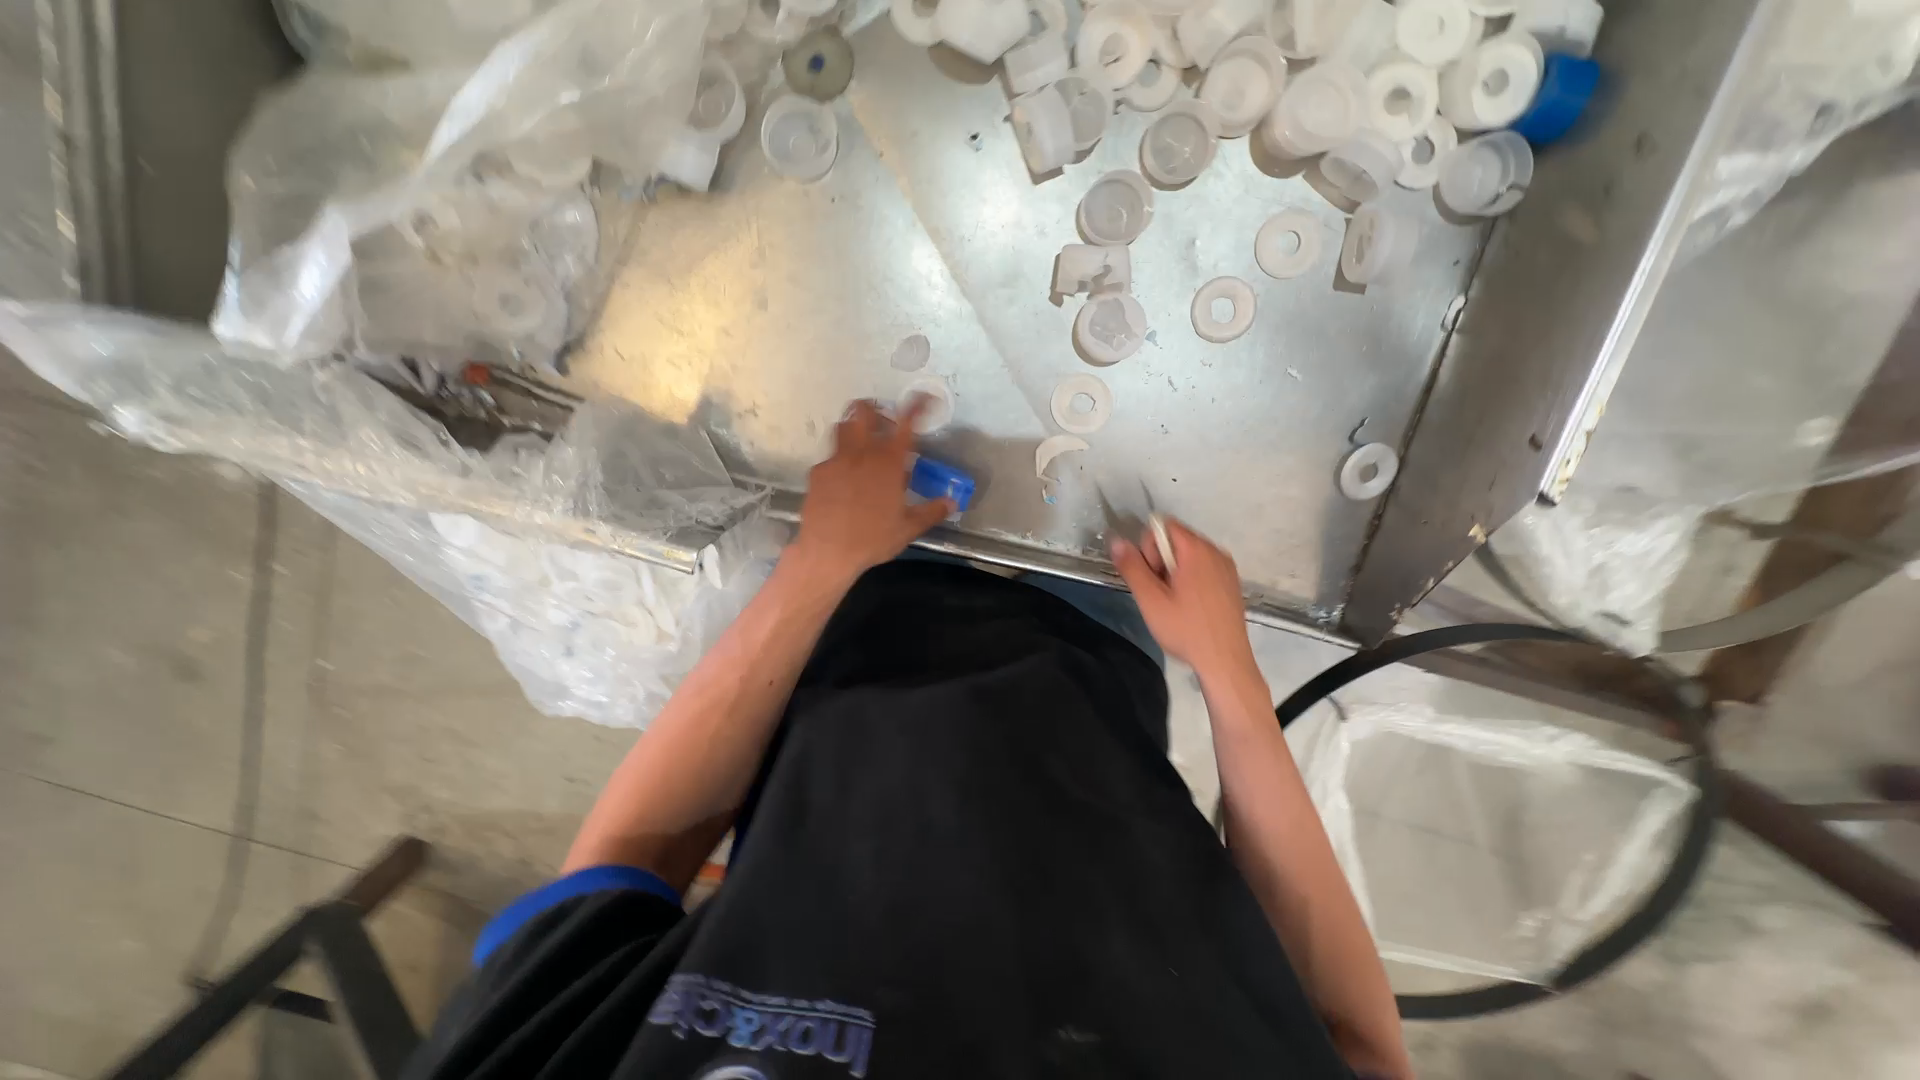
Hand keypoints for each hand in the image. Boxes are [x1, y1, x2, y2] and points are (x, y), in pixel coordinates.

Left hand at [789, 398, 953, 586]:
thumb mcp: (908, 528)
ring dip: (853, 429)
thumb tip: (951, 502)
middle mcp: (862, 454)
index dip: (916, 406)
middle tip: (881, 420)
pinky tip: (841, 480)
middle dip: (873, 409)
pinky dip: (838, 462)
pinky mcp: (817, 473)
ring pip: (842, 428)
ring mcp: (836, 461)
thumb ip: (931, 511)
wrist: (828, 552)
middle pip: (863, 412)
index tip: (923, 399)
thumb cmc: (873, 539)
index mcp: (889, 463)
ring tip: (860, 443)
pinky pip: (829, 458)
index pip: (906, 424)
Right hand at [1110, 517, 1255, 678]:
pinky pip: (1204, 568)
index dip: (1149, 548)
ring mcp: (1227, 567)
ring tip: (1175, 603)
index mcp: (1196, 550)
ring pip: (1189, 555)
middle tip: (1161, 594)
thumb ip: (1132, 567)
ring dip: (1174, 572)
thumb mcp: (1151, 600)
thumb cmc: (1186, 629)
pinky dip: (1191, 580)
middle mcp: (1215, 551)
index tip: (1152, 578)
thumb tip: (1117, 541)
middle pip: (1176, 539)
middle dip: (1161, 560)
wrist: (1225, 660)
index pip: (1163, 526)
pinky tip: (1189, 606)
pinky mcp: (1232, 582)